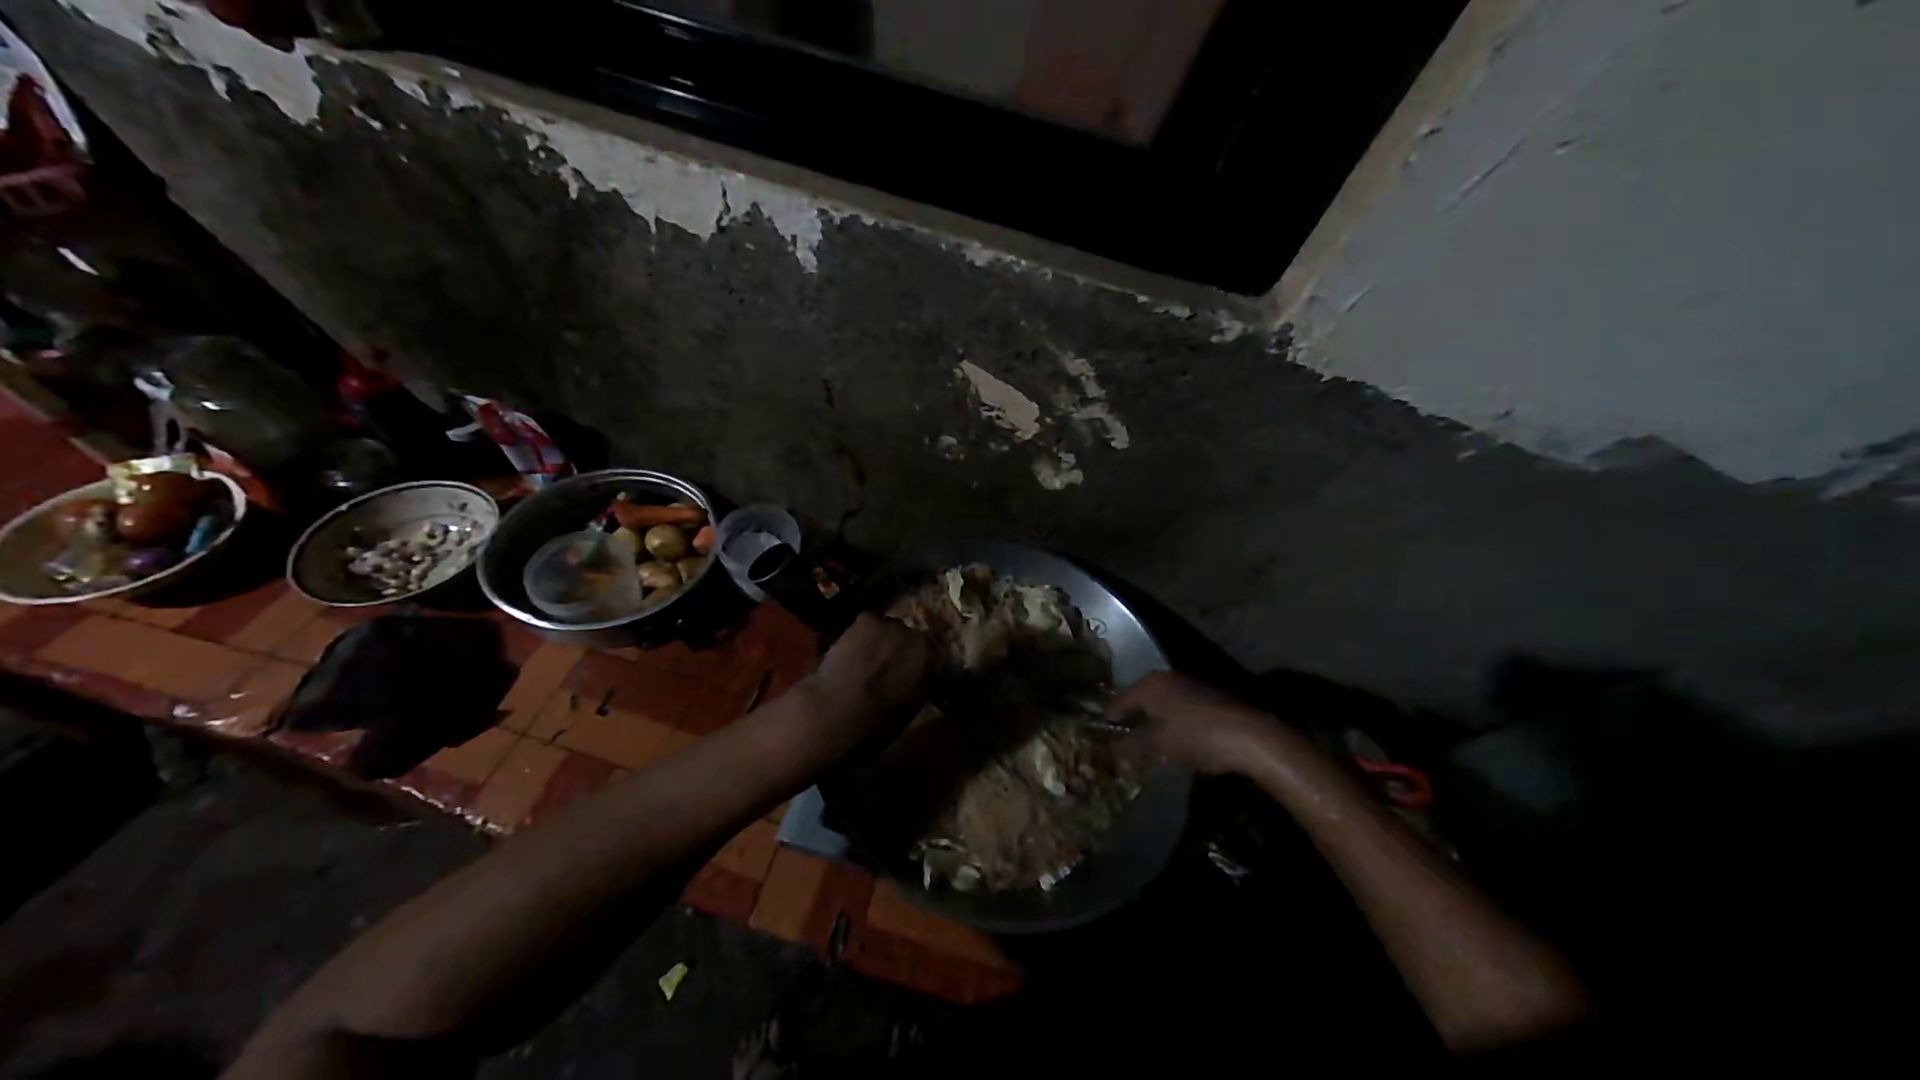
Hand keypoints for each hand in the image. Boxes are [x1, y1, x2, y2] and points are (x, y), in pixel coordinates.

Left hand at [806, 614, 930, 749]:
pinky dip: (860, 632)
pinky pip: (868, 622)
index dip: (916, 662)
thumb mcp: (909, 709)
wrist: (839, 713)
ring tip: (863, 655)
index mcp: (932, 664)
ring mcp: (894, 626)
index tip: (905, 670)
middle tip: (883, 662)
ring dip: (880, 638)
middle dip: (899, 647)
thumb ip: (918, 685)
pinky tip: (848, 647)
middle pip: (910, 637)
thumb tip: (915, 677)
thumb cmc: (876, 725)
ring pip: (888, 627)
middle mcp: (919, 639)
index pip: (930, 655)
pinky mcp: (868, 619)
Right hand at [1109, 671, 1279, 774]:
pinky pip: (1176, 711)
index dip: (1109, 726)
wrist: (1252, 737)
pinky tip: (1174, 747)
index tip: (1104, 747)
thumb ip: (1129, 747)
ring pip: (1158, 708)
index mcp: (1149, 684)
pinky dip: (1170, 727)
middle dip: (1131, 727)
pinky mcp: (1205, 698)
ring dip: (1151, 728)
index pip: (1117, 703)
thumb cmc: (1197, 737)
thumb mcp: (1158, 745)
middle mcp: (1165, 678)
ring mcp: (1188, 686)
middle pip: (1138, 704)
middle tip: (1125, 752)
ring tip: (1148, 753)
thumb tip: (1109, 754)